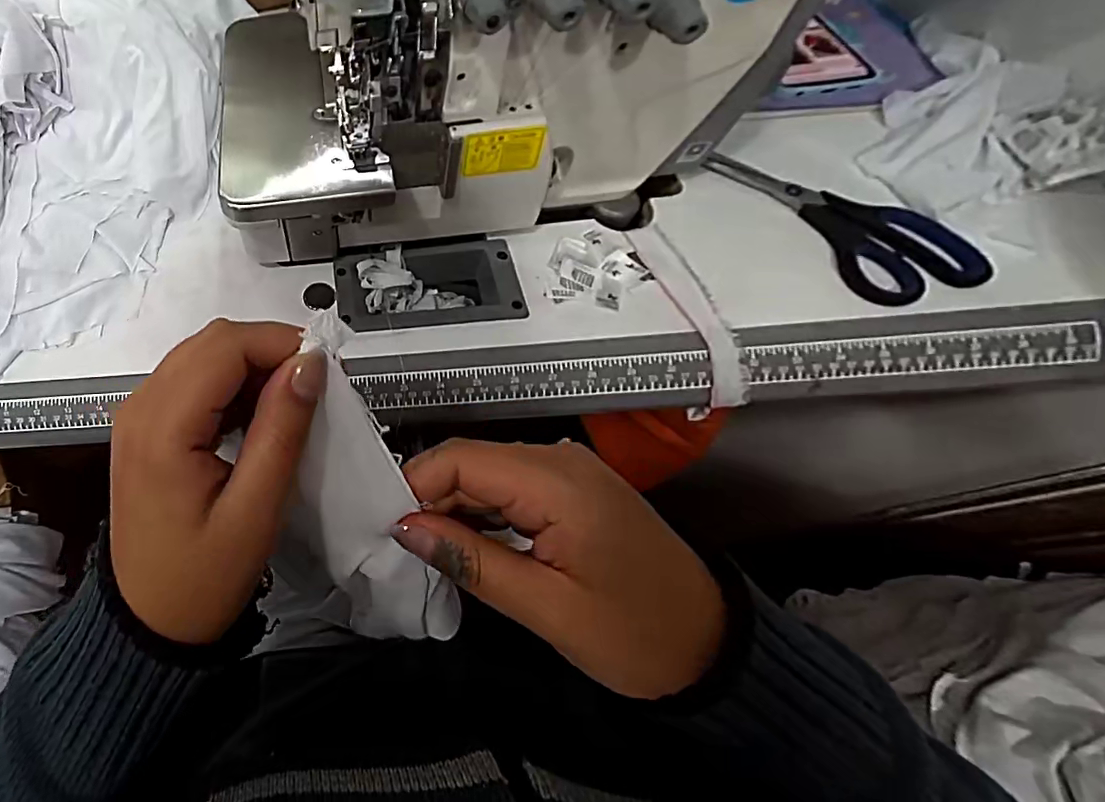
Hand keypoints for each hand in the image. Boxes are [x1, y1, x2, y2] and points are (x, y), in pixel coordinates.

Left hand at [109, 319, 326, 644]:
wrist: (150, 623)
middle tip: (311, 384)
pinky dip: (232, 382)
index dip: (279, 343)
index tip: (321, 367)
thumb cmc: (198, 582)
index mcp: (160, 427)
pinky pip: (194, 378)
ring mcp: (139, 413)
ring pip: (204, 353)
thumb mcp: (255, 511)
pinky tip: (258, 414)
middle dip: (268, 350)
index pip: (225, 346)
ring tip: (289, 403)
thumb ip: (282, 428)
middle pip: (213, 341)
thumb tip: (308, 365)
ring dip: (252, 365)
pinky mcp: (146, 424)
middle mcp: (141, 408)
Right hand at [393, 439, 725, 697]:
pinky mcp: (568, 484)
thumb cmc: (637, 634)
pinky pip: (507, 483)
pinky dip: (481, 509)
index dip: (416, 486)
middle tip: (409, 546)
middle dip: (431, 498)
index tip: (392, 528)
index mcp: (557, 482)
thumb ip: (471, 561)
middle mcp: (559, 460)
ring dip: (454, 505)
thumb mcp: (547, 608)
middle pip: (469, 460)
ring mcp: (566, 468)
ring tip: (437, 550)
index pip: (460, 459)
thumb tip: (407, 528)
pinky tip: (471, 542)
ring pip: (484, 470)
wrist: (713, 646)